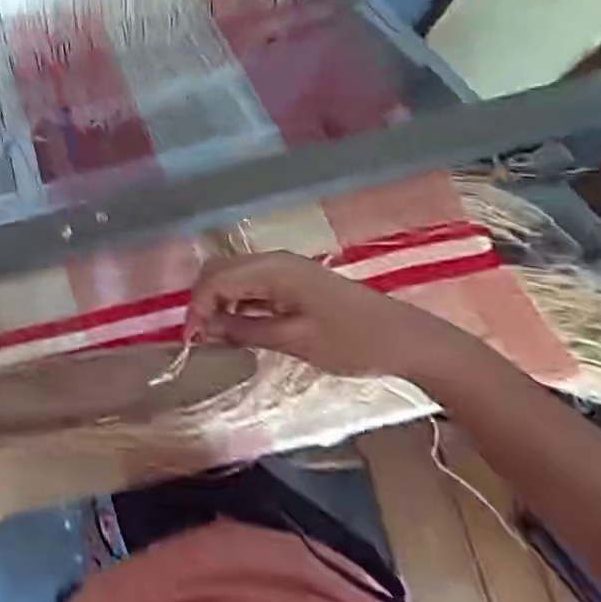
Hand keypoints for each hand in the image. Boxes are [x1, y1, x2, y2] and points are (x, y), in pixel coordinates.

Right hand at [185, 251, 490, 381]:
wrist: (410, 341)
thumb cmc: (354, 341)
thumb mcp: (295, 341)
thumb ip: (246, 331)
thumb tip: (207, 329)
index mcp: (272, 269)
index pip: (215, 280)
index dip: (197, 308)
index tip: (190, 340)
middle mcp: (273, 260)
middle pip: (219, 271)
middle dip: (202, 301)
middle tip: (199, 337)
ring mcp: (284, 268)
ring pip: (233, 277)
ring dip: (218, 302)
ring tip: (216, 335)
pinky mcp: (293, 280)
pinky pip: (252, 284)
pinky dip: (237, 303)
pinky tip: (240, 326)